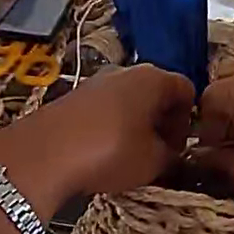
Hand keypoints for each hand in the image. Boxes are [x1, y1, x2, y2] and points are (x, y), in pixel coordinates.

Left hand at [0, 65, 195, 213]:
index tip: (180, 147)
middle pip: (157, 94)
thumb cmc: (110, 152)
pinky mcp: (73, 98)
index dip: (190, 120)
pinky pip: (107, 111)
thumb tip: (172, 152)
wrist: (43, 155)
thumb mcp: (154, 161)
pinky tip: (106, 154)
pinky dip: (114, 129)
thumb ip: (172, 155)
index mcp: (153, 77)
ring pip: (131, 102)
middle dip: (164, 123)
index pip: (187, 90)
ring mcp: (96, 83)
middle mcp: (125, 72)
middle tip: (161, 154)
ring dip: (138, 127)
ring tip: (133, 158)